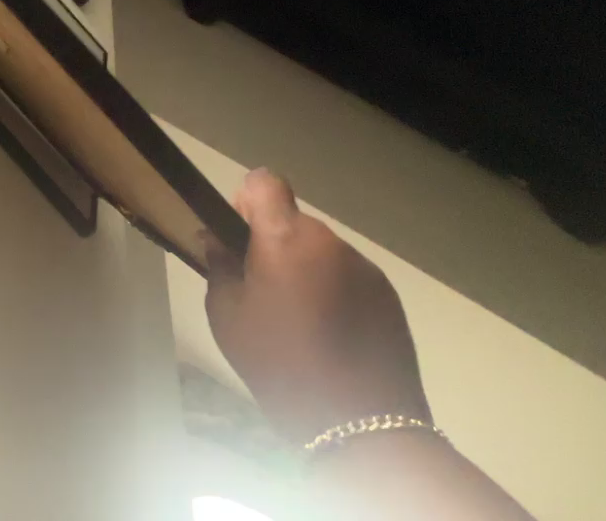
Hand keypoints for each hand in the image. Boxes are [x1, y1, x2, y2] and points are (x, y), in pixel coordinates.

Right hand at [203, 169, 429, 444]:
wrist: (359, 423)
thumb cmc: (277, 361)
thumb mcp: (226, 313)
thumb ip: (220, 266)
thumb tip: (216, 240)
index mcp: (285, 239)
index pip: (266, 183)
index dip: (248, 198)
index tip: (239, 232)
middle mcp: (330, 243)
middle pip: (294, 221)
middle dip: (274, 240)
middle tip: (260, 283)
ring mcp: (365, 269)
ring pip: (322, 250)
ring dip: (305, 266)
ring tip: (297, 314)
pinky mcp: (389, 297)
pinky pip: (347, 276)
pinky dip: (332, 289)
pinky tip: (327, 330)